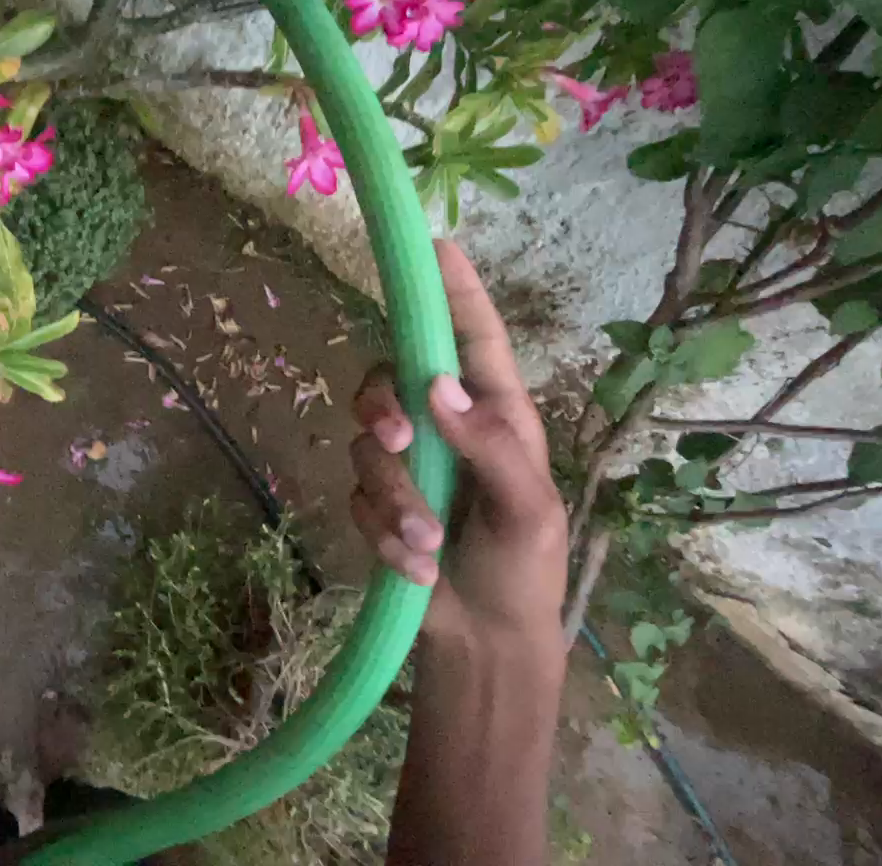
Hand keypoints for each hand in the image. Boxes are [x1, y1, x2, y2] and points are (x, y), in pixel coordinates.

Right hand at [348, 239, 567, 650]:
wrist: (483, 638)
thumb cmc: (524, 569)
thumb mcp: (526, 511)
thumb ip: (487, 447)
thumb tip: (436, 386)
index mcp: (492, 412)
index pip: (470, 338)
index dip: (453, 289)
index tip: (432, 245)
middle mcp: (441, 424)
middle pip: (386, 380)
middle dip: (380, 408)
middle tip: (394, 442)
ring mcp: (404, 462)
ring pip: (364, 445)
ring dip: (392, 498)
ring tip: (424, 547)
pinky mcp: (373, 498)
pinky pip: (355, 494)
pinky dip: (381, 530)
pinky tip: (413, 564)